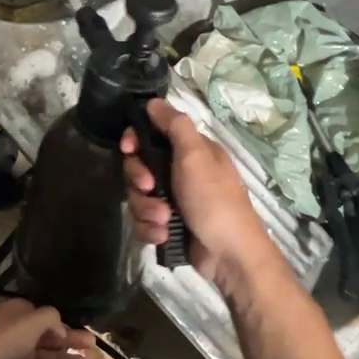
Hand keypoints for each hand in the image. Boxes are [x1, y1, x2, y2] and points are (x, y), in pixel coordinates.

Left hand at [0, 298, 92, 358]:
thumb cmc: (4, 342)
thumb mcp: (31, 321)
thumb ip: (51, 318)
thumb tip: (60, 329)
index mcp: (9, 313)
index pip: (38, 315)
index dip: (59, 323)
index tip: (78, 331)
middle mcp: (7, 333)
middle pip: (42, 337)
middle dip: (67, 342)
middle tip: (91, 349)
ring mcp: (6, 358)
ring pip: (39, 357)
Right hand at [122, 98, 278, 294]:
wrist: (229, 255)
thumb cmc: (214, 200)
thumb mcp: (196, 156)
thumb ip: (175, 125)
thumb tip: (153, 102)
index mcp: (191, 152)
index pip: (152, 135)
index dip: (135, 141)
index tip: (128, 149)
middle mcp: (181, 173)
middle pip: (140, 167)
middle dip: (140, 181)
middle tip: (151, 189)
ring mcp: (175, 201)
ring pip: (139, 197)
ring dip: (147, 210)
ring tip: (165, 220)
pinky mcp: (169, 226)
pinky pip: (144, 221)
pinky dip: (151, 229)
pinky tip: (163, 235)